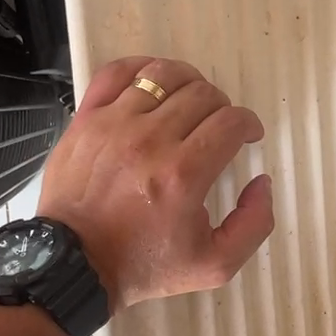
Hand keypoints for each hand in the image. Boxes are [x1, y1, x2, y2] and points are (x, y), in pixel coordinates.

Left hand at [37, 57, 274, 311]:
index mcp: (184, 175)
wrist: (74, 266)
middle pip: (203, 94)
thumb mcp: (215, 265)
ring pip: (164, 75)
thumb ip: (254, 224)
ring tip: (189, 103)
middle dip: (222, 107)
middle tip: (218, 128)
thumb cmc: (145, 265)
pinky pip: (116, 72)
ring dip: (188, 84)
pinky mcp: (86, 119)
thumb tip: (262, 181)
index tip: (247, 136)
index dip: (249, 124)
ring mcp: (114, 124)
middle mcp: (150, 140)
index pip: (231, 121)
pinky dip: (141, 68)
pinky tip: (153, 85)